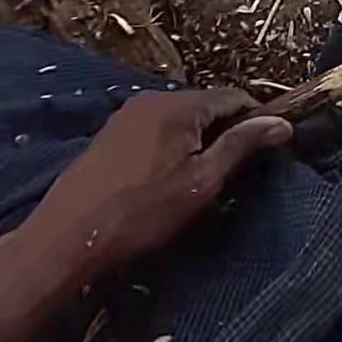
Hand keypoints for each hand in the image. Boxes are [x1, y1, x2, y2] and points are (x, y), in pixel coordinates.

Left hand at [16, 89, 291, 277]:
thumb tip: (282, 123)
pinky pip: (158, 127)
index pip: (236, 96)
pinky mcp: (110, 134)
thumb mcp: (203, 181)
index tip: (266, 146)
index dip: (257, 118)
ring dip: (200, 137)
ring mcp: (126, 115)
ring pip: (183, 116)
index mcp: (179, 105)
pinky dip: (174, 142)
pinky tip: (168, 174)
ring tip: (201, 173)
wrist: (59, 245)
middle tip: (233, 166)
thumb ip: (243, 145)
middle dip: (227, 128)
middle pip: (208, 104)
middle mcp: (152, 99)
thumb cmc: (140, 212)